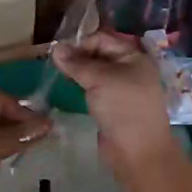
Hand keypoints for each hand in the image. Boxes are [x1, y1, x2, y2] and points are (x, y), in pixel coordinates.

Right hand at [52, 32, 177, 170]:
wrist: (137, 151)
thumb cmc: (123, 108)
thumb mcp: (100, 80)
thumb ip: (77, 64)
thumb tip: (55, 48)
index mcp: (133, 57)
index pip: (103, 39)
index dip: (80, 43)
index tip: (58, 53)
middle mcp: (129, 69)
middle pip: (99, 55)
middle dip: (78, 57)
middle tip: (54, 64)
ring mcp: (121, 89)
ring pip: (95, 73)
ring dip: (78, 72)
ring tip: (58, 75)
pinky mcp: (112, 106)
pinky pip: (95, 90)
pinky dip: (82, 87)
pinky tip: (68, 88)